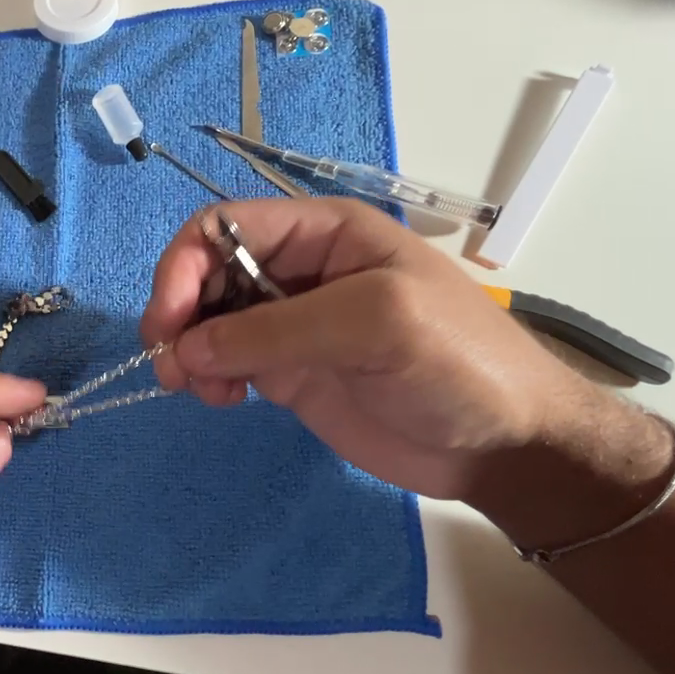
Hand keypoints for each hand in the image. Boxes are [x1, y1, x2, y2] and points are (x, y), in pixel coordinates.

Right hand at [141, 198, 603, 501]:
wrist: (505, 446)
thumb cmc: (456, 362)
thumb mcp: (374, 323)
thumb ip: (275, 329)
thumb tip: (187, 350)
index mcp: (322, 234)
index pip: (224, 227)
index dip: (184, 265)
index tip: (169, 320)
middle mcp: (295, 270)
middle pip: (204, 273)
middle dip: (178, 313)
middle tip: (171, 364)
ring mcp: (287, 323)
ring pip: (205, 320)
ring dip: (186, 350)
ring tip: (196, 389)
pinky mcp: (283, 370)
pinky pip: (221, 362)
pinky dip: (204, 377)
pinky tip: (220, 399)